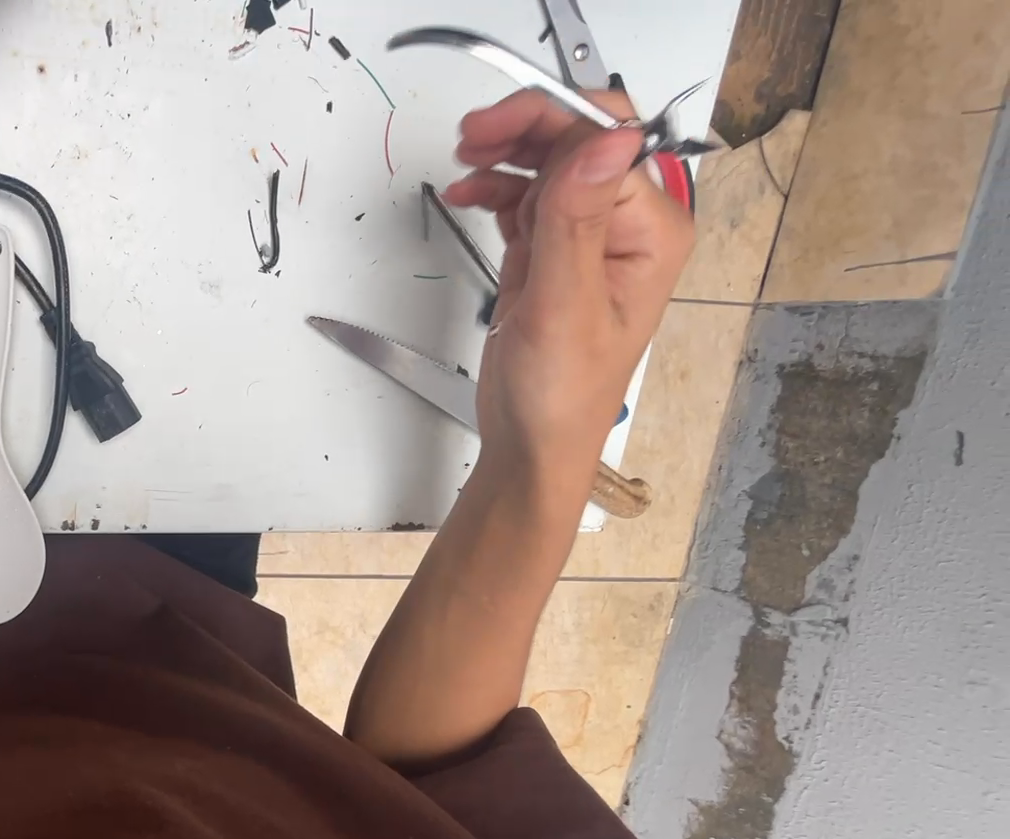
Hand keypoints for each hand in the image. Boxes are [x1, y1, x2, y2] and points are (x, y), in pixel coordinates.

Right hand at [443, 90, 693, 478]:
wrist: (531, 444)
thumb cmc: (559, 395)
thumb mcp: (563, 308)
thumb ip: (576, 223)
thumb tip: (602, 141)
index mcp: (647, 232)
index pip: (606, 145)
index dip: (551, 123)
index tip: (490, 129)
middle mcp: (620, 228)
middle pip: (577, 148)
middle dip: (525, 131)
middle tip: (468, 135)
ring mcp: (581, 243)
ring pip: (547, 171)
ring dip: (506, 158)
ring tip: (464, 161)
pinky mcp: (547, 261)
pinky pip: (525, 205)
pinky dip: (496, 192)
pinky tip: (470, 193)